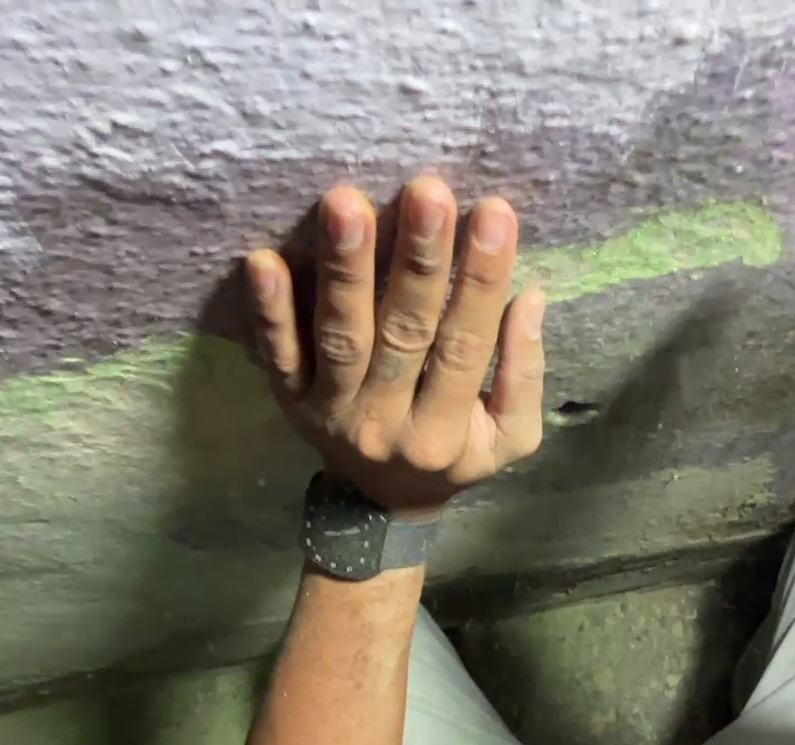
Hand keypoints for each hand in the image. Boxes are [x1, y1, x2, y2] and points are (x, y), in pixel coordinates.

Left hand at [244, 176, 547, 515]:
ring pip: (341, 338)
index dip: (481, 283)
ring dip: (344, 272)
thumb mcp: (509, 438)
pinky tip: (264, 261)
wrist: (384, 503)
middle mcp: (387, 424)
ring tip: (347, 205)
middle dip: (417, 263)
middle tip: (427, 192)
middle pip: (404, 335)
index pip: (466, 348)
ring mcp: (331, 412)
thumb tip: (530, 298)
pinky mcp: (290, 400)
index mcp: (445, 432)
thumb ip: (524, 376)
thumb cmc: (455, 456)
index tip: (495, 215)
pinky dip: (270, 311)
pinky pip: (277, 356)